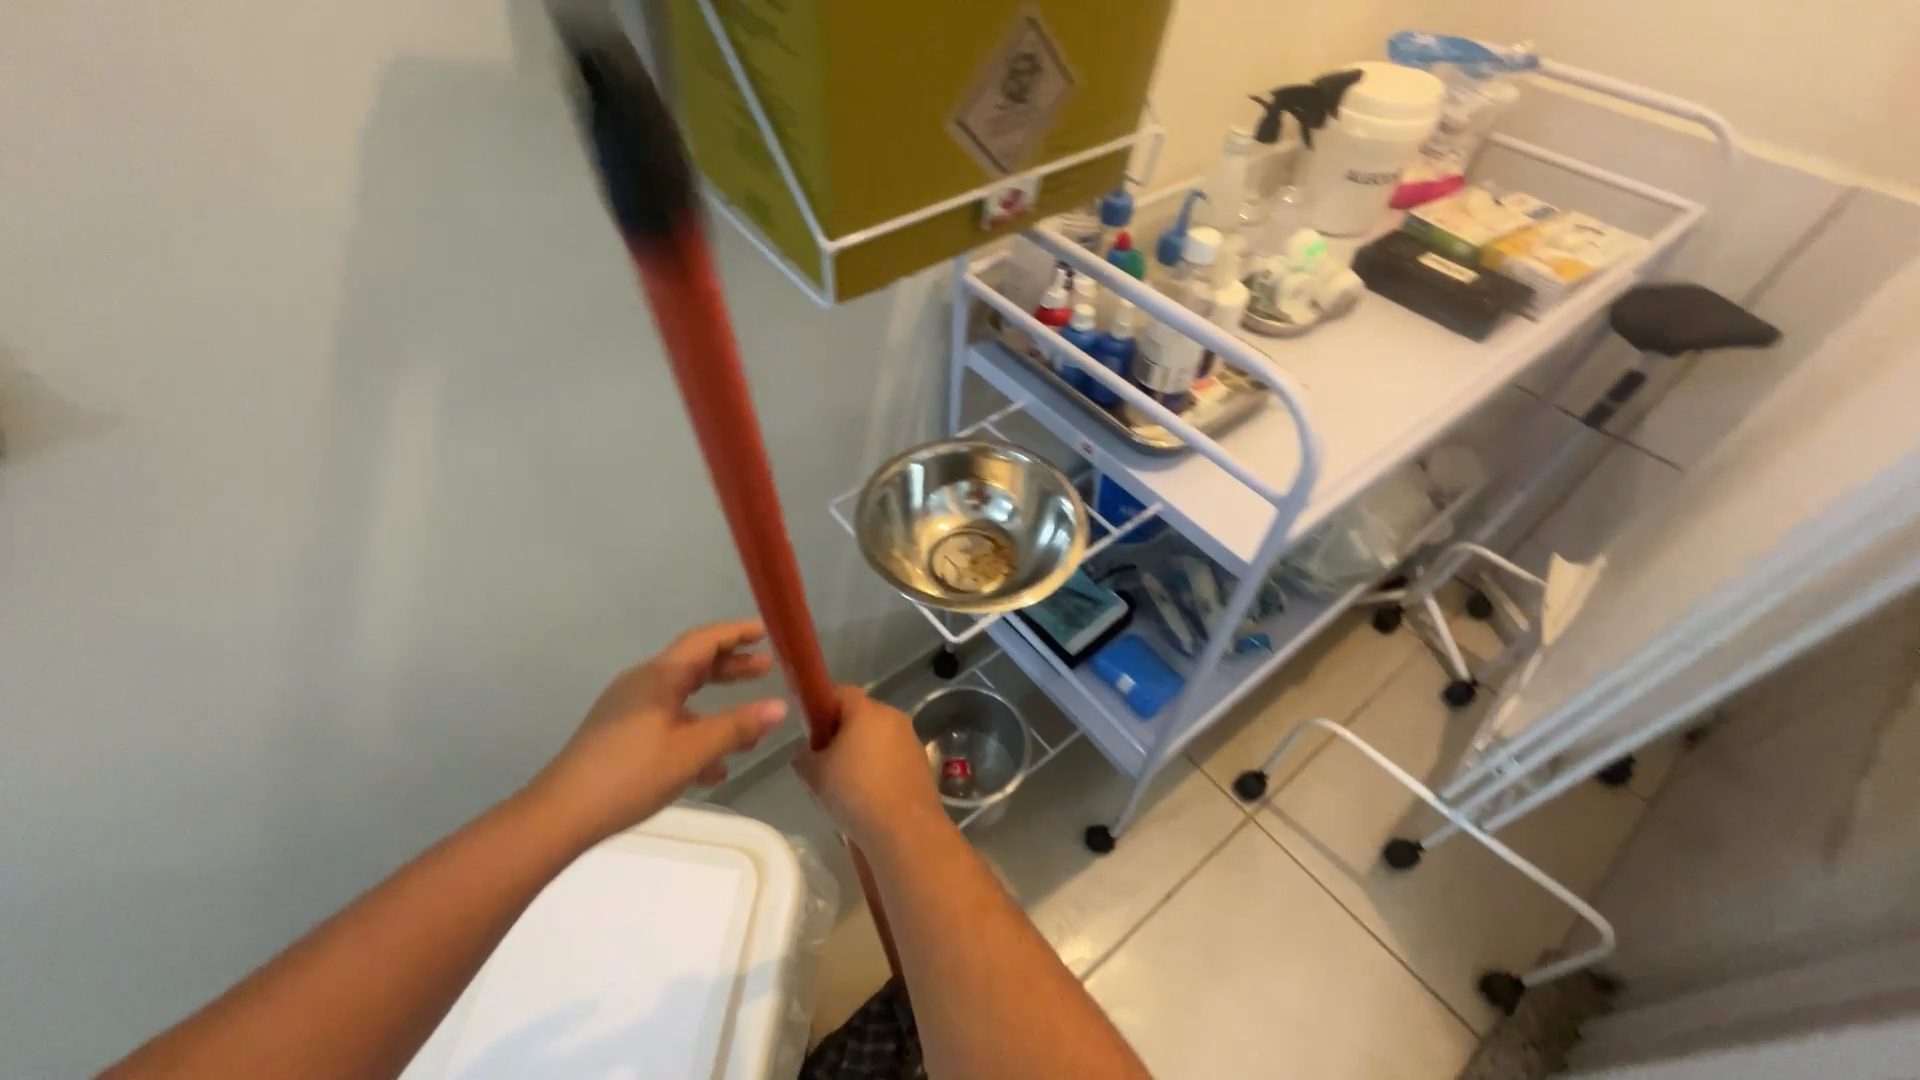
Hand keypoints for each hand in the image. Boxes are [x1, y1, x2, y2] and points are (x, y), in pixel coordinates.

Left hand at [529, 620, 787, 842]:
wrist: (560, 815)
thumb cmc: (630, 774)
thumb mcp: (692, 751)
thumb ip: (737, 727)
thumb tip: (780, 707)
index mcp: (659, 677)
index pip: (704, 641)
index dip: (736, 634)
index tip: (765, 633)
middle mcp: (642, 684)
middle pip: (694, 665)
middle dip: (731, 668)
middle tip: (767, 670)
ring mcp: (628, 710)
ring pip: (682, 698)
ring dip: (717, 706)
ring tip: (749, 726)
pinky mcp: (620, 736)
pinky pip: (667, 722)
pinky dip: (694, 732)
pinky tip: (713, 767)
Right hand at [793, 685, 943, 845]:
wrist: (904, 829)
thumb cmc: (855, 792)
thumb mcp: (815, 774)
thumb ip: (804, 756)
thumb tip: (805, 753)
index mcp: (867, 710)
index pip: (840, 692)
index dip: (821, 707)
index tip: (810, 731)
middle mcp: (893, 717)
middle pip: (861, 715)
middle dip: (841, 732)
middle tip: (824, 761)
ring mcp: (911, 740)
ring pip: (878, 737)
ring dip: (862, 752)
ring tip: (845, 784)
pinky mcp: (921, 763)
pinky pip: (893, 757)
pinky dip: (879, 768)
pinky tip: (868, 795)